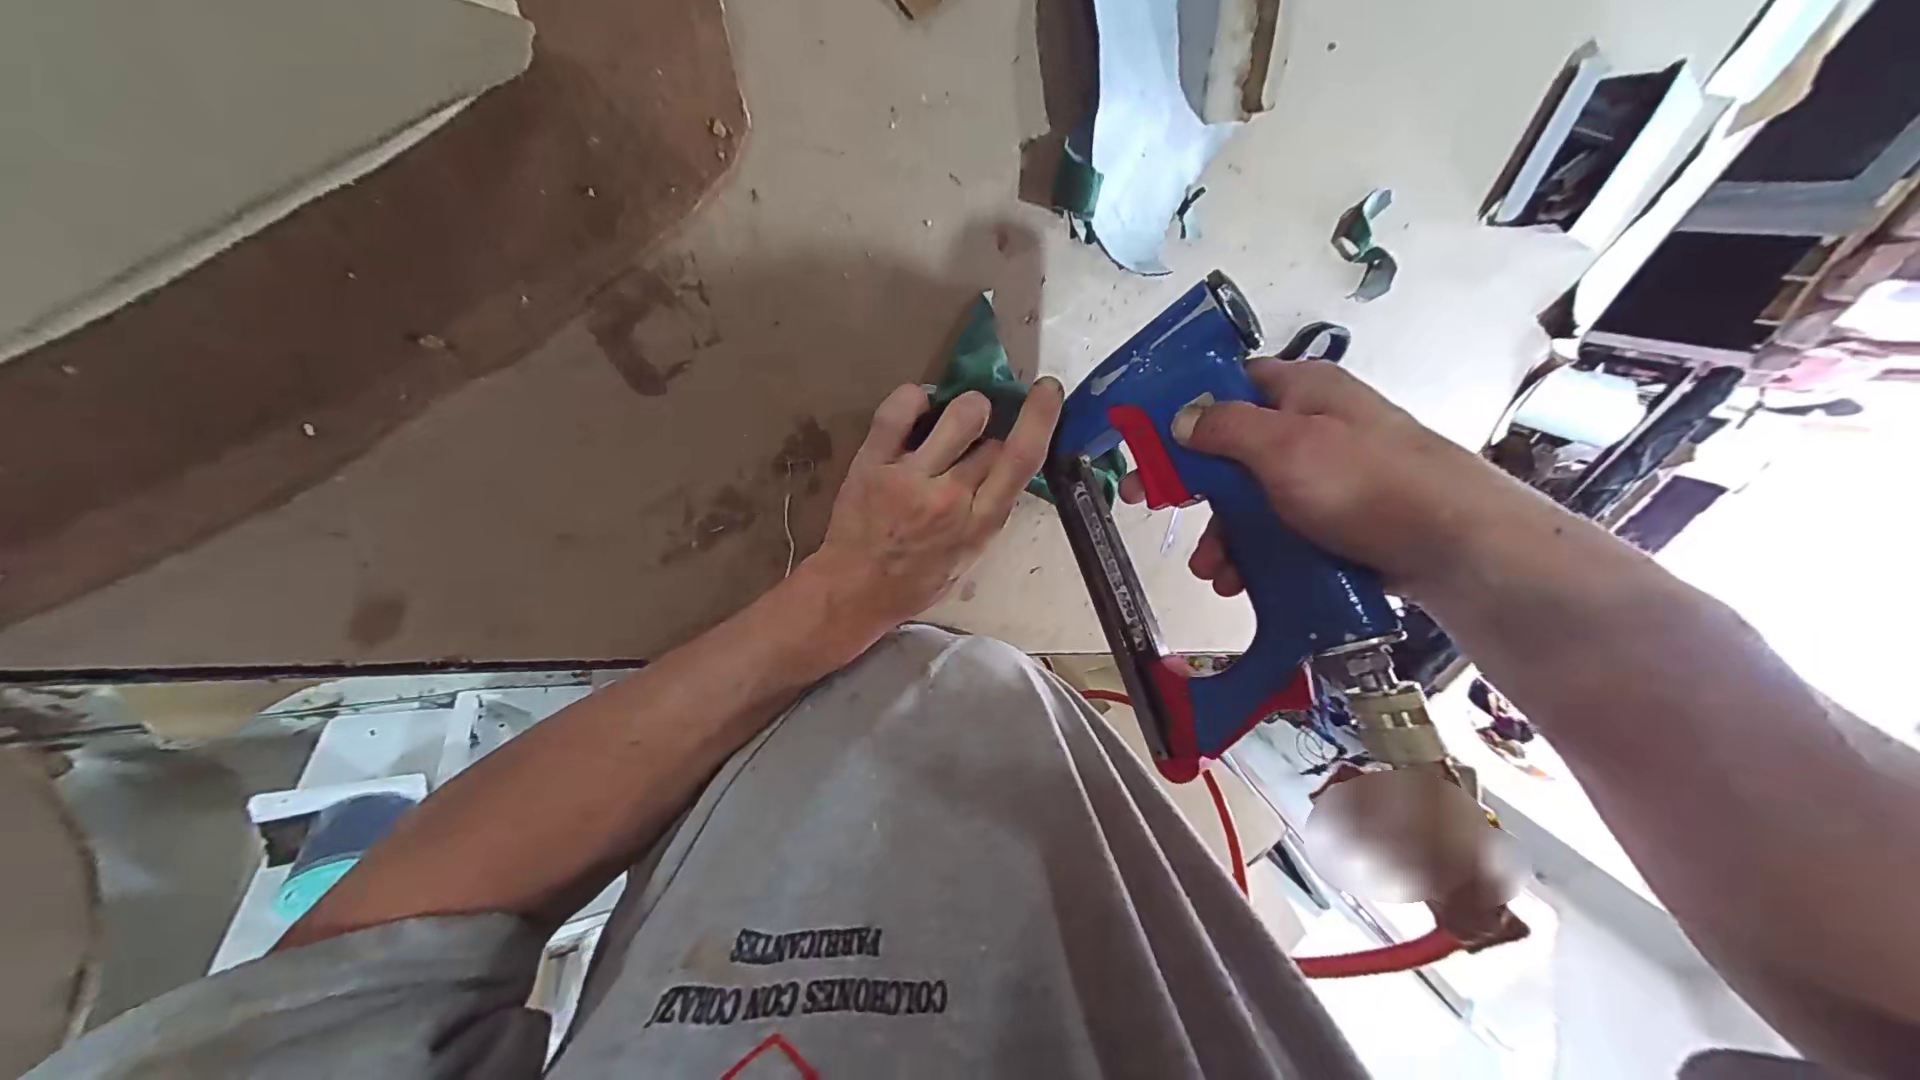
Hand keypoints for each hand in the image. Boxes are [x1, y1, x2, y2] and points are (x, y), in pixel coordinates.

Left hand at [798, 379, 1063, 657]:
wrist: (855, 590)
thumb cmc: (915, 580)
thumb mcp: (968, 555)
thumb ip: (987, 512)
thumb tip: (999, 466)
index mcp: (980, 523)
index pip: (1021, 460)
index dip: (1040, 418)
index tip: (1047, 390)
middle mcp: (951, 497)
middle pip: (990, 439)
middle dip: (991, 431)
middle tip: (973, 438)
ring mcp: (911, 477)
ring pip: (957, 415)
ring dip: (965, 407)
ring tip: (952, 418)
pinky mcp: (874, 462)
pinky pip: (899, 411)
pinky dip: (914, 398)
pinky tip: (918, 406)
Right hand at [1121, 359, 1552, 598]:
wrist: (1453, 548)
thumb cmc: (1363, 482)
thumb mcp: (1285, 447)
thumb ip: (1224, 428)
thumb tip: (1180, 418)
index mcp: (1299, 391)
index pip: (1226, 384)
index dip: (1181, 408)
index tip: (1146, 441)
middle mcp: (1306, 427)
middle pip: (1227, 448)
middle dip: (1190, 486)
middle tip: (1149, 504)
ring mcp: (1319, 476)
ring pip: (1246, 497)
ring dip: (1219, 534)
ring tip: (1210, 570)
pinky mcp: (1328, 518)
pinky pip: (1272, 529)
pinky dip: (1249, 554)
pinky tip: (1237, 581)